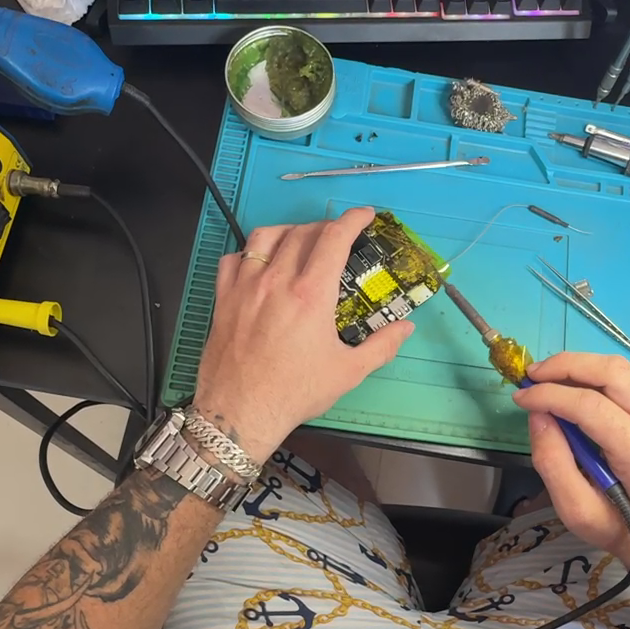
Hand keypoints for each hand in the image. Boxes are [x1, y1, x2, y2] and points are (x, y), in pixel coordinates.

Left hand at [194, 206, 413, 461]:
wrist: (241, 412)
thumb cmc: (296, 393)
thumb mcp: (348, 373)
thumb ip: (381, 346)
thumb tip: (406, 328)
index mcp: (311, 295)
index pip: (334, 238)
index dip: (353, 219)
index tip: (365, 215)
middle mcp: (277, 281)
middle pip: (302, 233)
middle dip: (325, 226)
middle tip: (338, 237)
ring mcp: (245, 287)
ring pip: (265, 237)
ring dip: (288, 231)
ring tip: (299, 241)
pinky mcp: (223, 299)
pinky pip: (232, 259)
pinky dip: (249, 253)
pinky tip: (259, 265)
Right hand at [511, 353, 629, 594]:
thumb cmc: (617, 528)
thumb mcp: (575, 510)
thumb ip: (553, 462)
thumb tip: (538, 414)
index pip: (594, 406)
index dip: (551, 395)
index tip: (520, 397)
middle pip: (614, 372)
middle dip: (566, 366)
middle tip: (531, 376)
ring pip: (621, 369)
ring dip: (578, 366)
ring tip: (545, 378)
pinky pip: (625, 380)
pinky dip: (591, 375)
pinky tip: (567, 387)